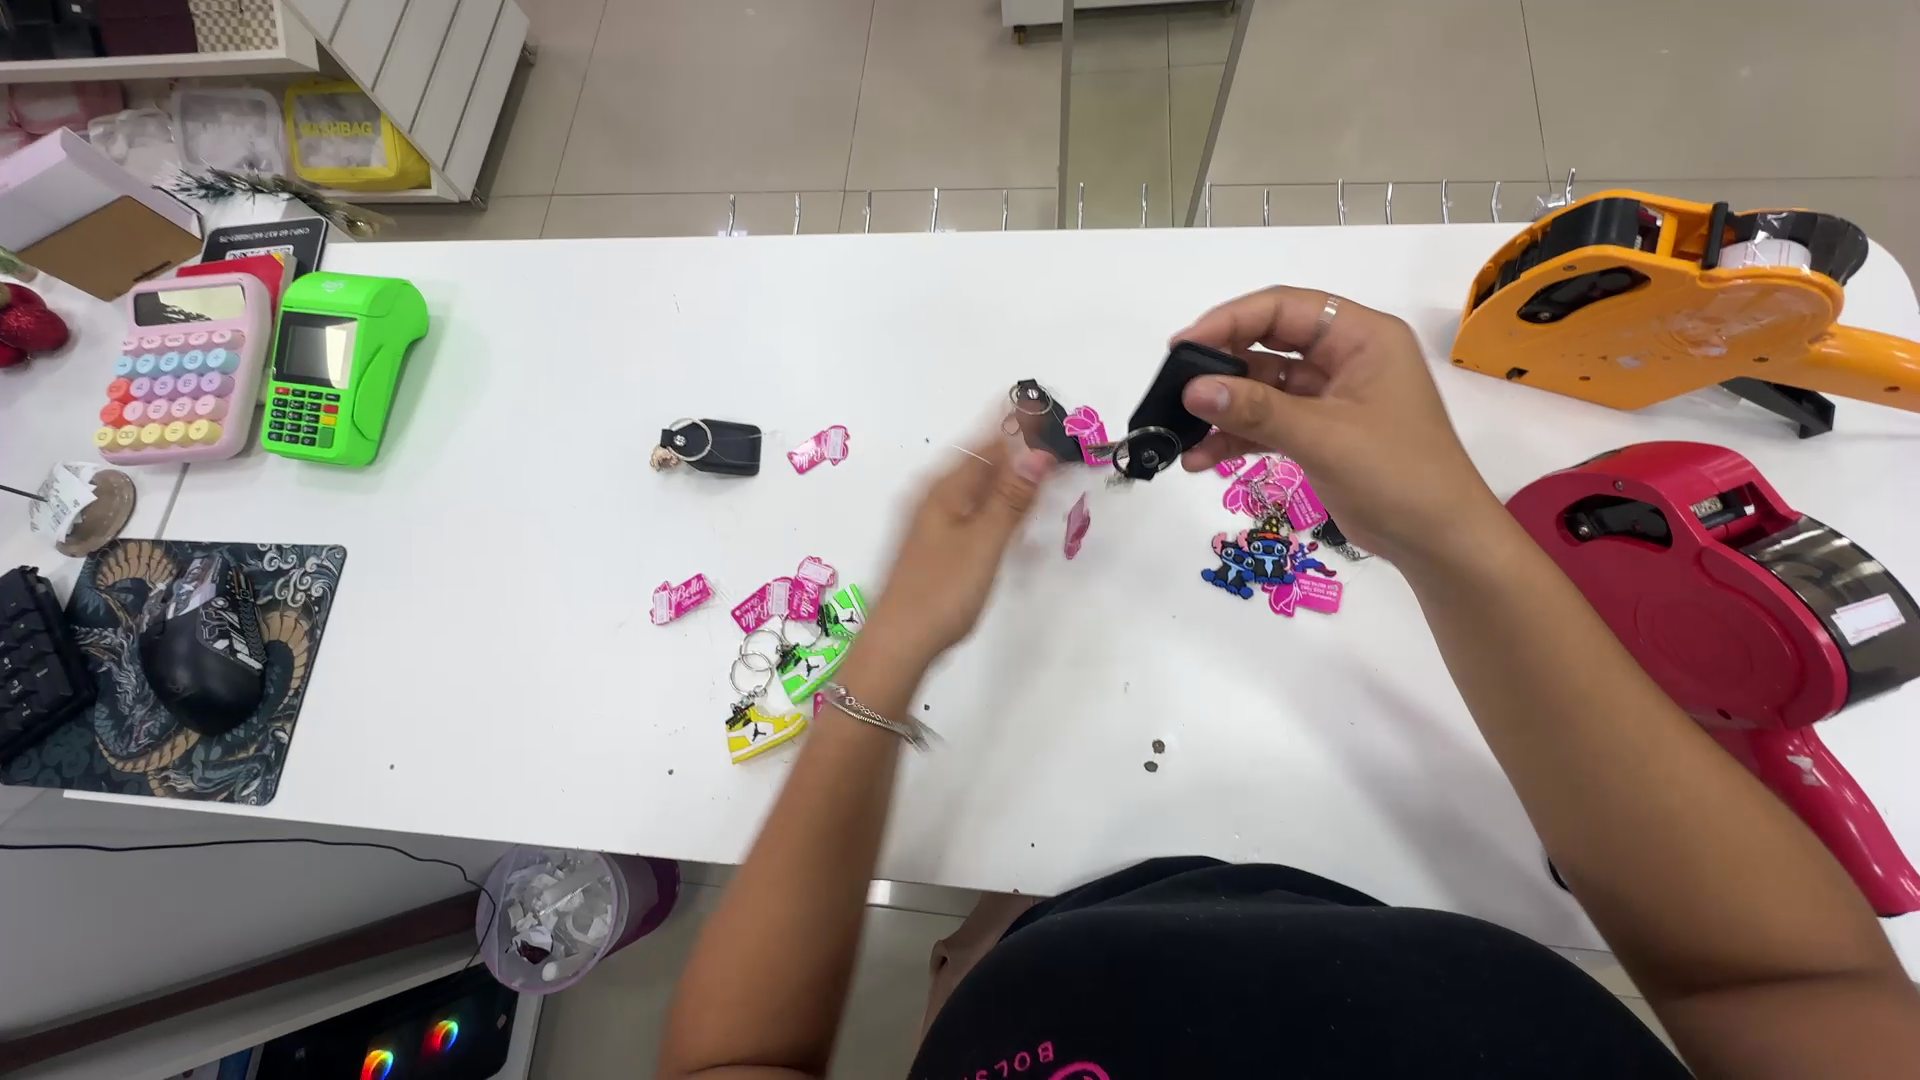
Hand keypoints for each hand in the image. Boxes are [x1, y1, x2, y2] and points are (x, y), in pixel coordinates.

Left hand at [862, 431, 1053, 667]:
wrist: (898, 645)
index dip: (1019, 427)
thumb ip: (1011, 498)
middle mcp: (936, 499)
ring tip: (1046, 481)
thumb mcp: (984, 543)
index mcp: (944, 489)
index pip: (988, 443)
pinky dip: (1000, 515)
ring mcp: (934, 526)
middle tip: (1059, 450)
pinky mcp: (938, 551)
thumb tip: (1037, 453)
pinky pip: (975, 518)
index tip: (1048, 412)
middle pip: (984, 464)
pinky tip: (1018, 529)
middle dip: (1020, 454)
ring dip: (1012, 485)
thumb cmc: (940, 593)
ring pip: (981, 493)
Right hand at [1173, 286, 1498, 565]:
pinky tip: (1200, 458)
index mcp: (1361, 338)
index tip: (1183, 346)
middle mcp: (1344, 358)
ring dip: (1223, 411)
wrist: (1437, 540)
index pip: (1285, 309)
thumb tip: (1193, 390)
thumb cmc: (1397, 474)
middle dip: (1220, 366)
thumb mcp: (1323, 437)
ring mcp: (1329, 398)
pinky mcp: (1317, 433)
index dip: (1230, 320)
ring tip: (1181, 432)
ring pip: (1261, 388)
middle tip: (1174, 385)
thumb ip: (1256, 411)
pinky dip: (1235, 438)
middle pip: (1268, 344)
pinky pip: (1266, 424)